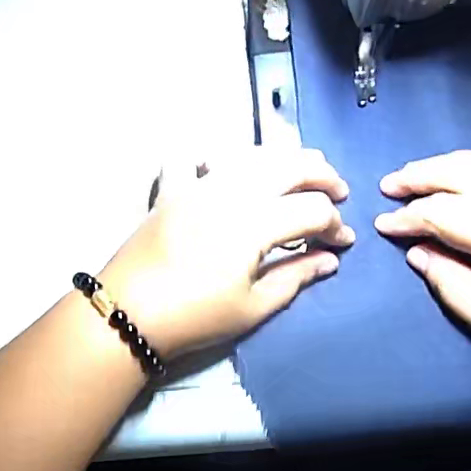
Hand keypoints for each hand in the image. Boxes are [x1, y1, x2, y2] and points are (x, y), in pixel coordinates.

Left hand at [98, 147, 353, 357]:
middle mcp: (231, 191)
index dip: (335, 225)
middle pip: (289, 165)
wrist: (127, 314)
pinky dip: (216, 155)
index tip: (343, 244)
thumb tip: (329, 260)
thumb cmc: (195, 317)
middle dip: (321, 176)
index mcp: (255, 223)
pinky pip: (197, 156)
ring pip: (251, 154)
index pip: (311, 210)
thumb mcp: (252, 307)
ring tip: (298, 175)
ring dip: (282, 160)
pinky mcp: (173, 189)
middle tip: (338, 193)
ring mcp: (199, 184)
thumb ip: (295, 277)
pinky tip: (225, 166)